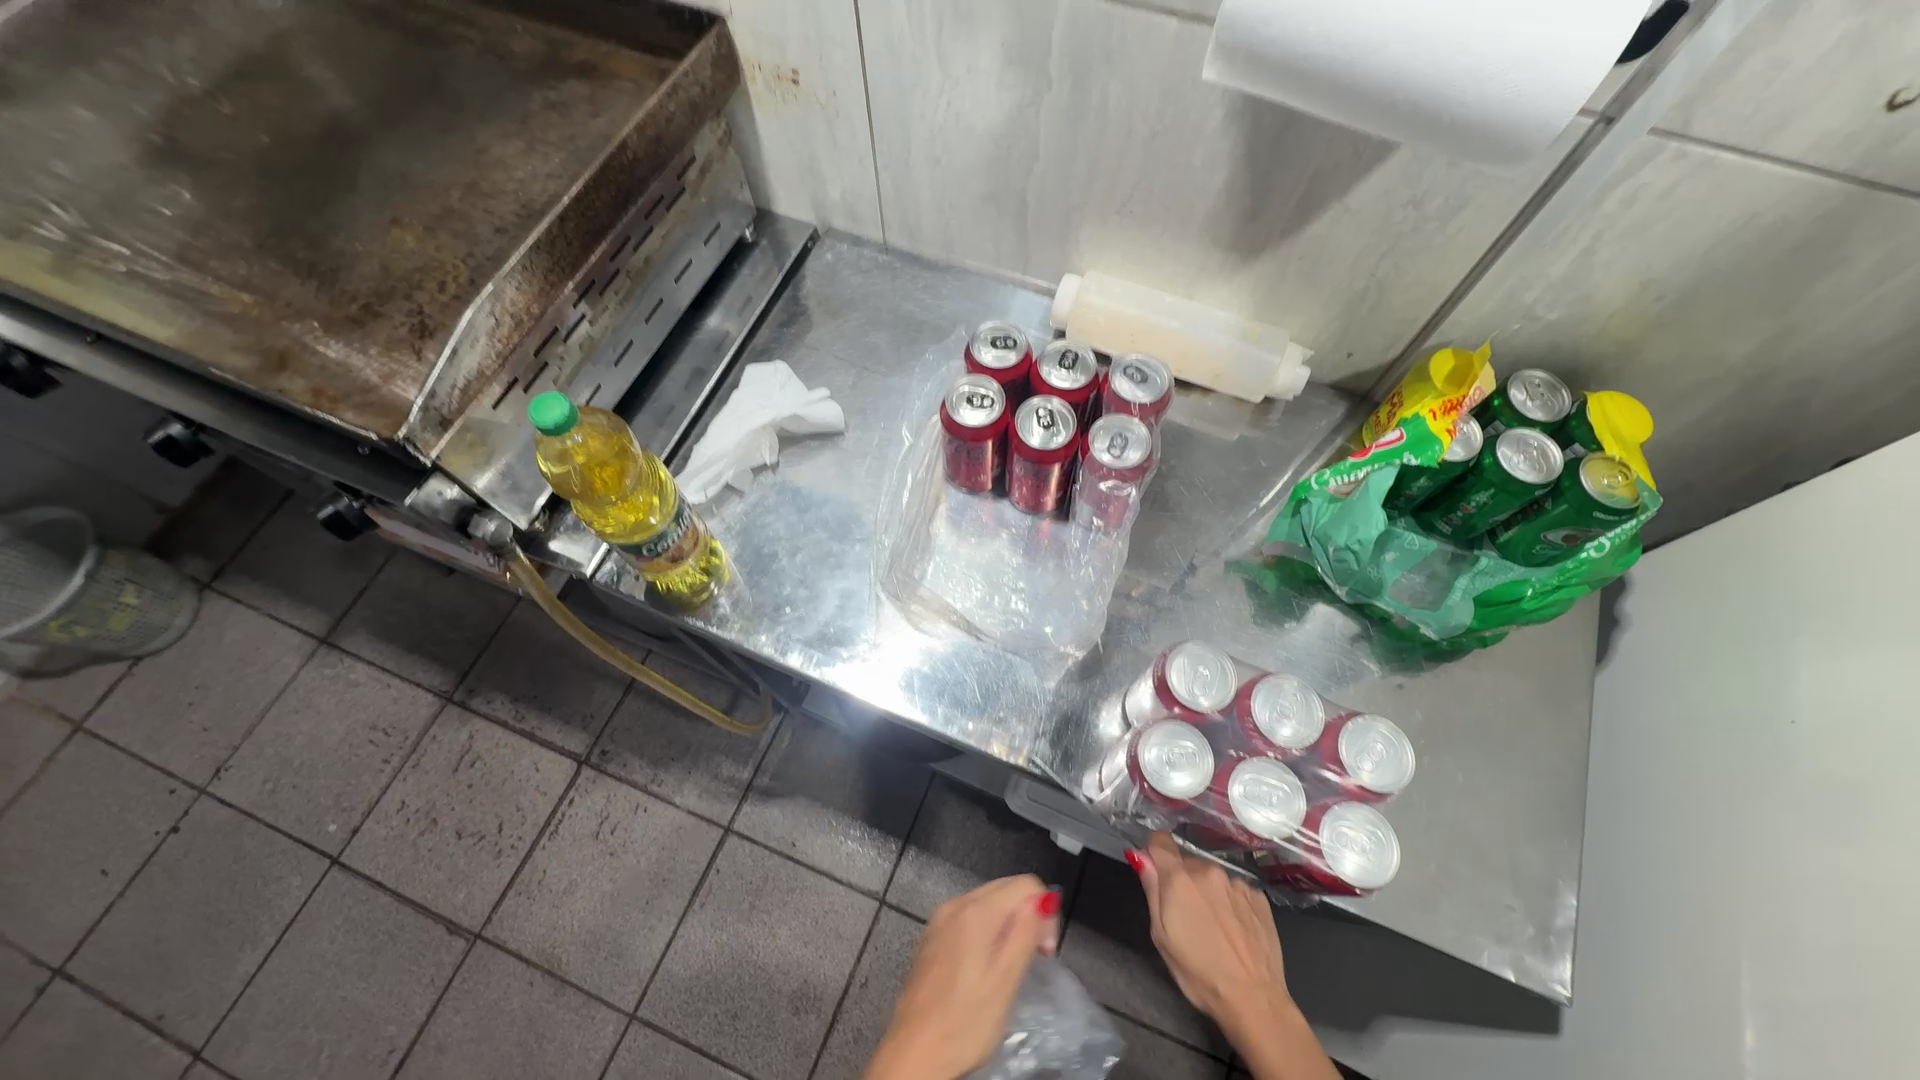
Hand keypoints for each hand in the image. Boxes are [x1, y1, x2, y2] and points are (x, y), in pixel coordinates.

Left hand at [865, 875, 1063, 1079]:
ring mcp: (939, 922)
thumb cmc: (965, 1023)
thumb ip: (1026, 932)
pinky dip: (986, 933)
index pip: (1026, 884)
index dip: (1045, 911)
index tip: (1044, 950)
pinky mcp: (931, 939)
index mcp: (975, 912)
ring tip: (1010, 968)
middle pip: (1005, 889)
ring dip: (1007, 925)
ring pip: (987, 903)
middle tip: (1034, 958)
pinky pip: (968, 920)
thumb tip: (1042, 898)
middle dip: (1028, 915)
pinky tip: (985, 968)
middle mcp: (954, 906)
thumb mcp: (1006, 980)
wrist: (914, 1054)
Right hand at [1131, 832, 1293, 1043]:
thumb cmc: (1198, 972)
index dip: (1154, 852)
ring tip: (1214, 927)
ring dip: (1208, 892)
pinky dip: (1231, 902)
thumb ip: (1151, 890)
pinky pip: (1236, 890)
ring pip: (1213, 877)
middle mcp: (1209, 871)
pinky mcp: (1259, 897)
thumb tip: (1142, 857)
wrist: (1253, 998)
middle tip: (1185, 916)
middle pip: (1187, 862)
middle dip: (1183, 881)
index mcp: (1180, 878)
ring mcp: (1238, 883)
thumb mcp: (1161, 936)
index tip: (1155, 871)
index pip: (1161, 841)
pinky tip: (1234, 930)